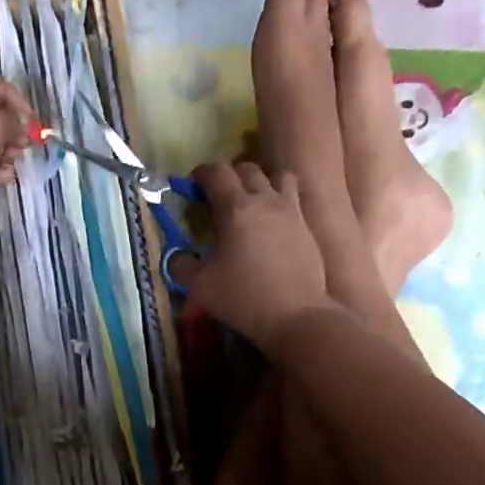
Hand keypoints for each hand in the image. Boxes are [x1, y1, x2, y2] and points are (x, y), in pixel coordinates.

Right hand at [173, 162, 333, 346]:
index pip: (217, 172)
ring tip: (253, 201)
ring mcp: (292, 212)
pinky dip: (281, 203)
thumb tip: (176, 256)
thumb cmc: (243, 297)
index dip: (201, 173)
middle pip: (248, 170)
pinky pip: (295, 201)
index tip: (193, 185)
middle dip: (230, 176)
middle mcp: (266, 200)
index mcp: (236, 208)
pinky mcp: (308, 229)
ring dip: (263, 182)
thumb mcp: (200, 285)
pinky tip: (274, 225)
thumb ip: (181, 265)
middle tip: (219, 196)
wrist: (295, 315)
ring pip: (278, 178)